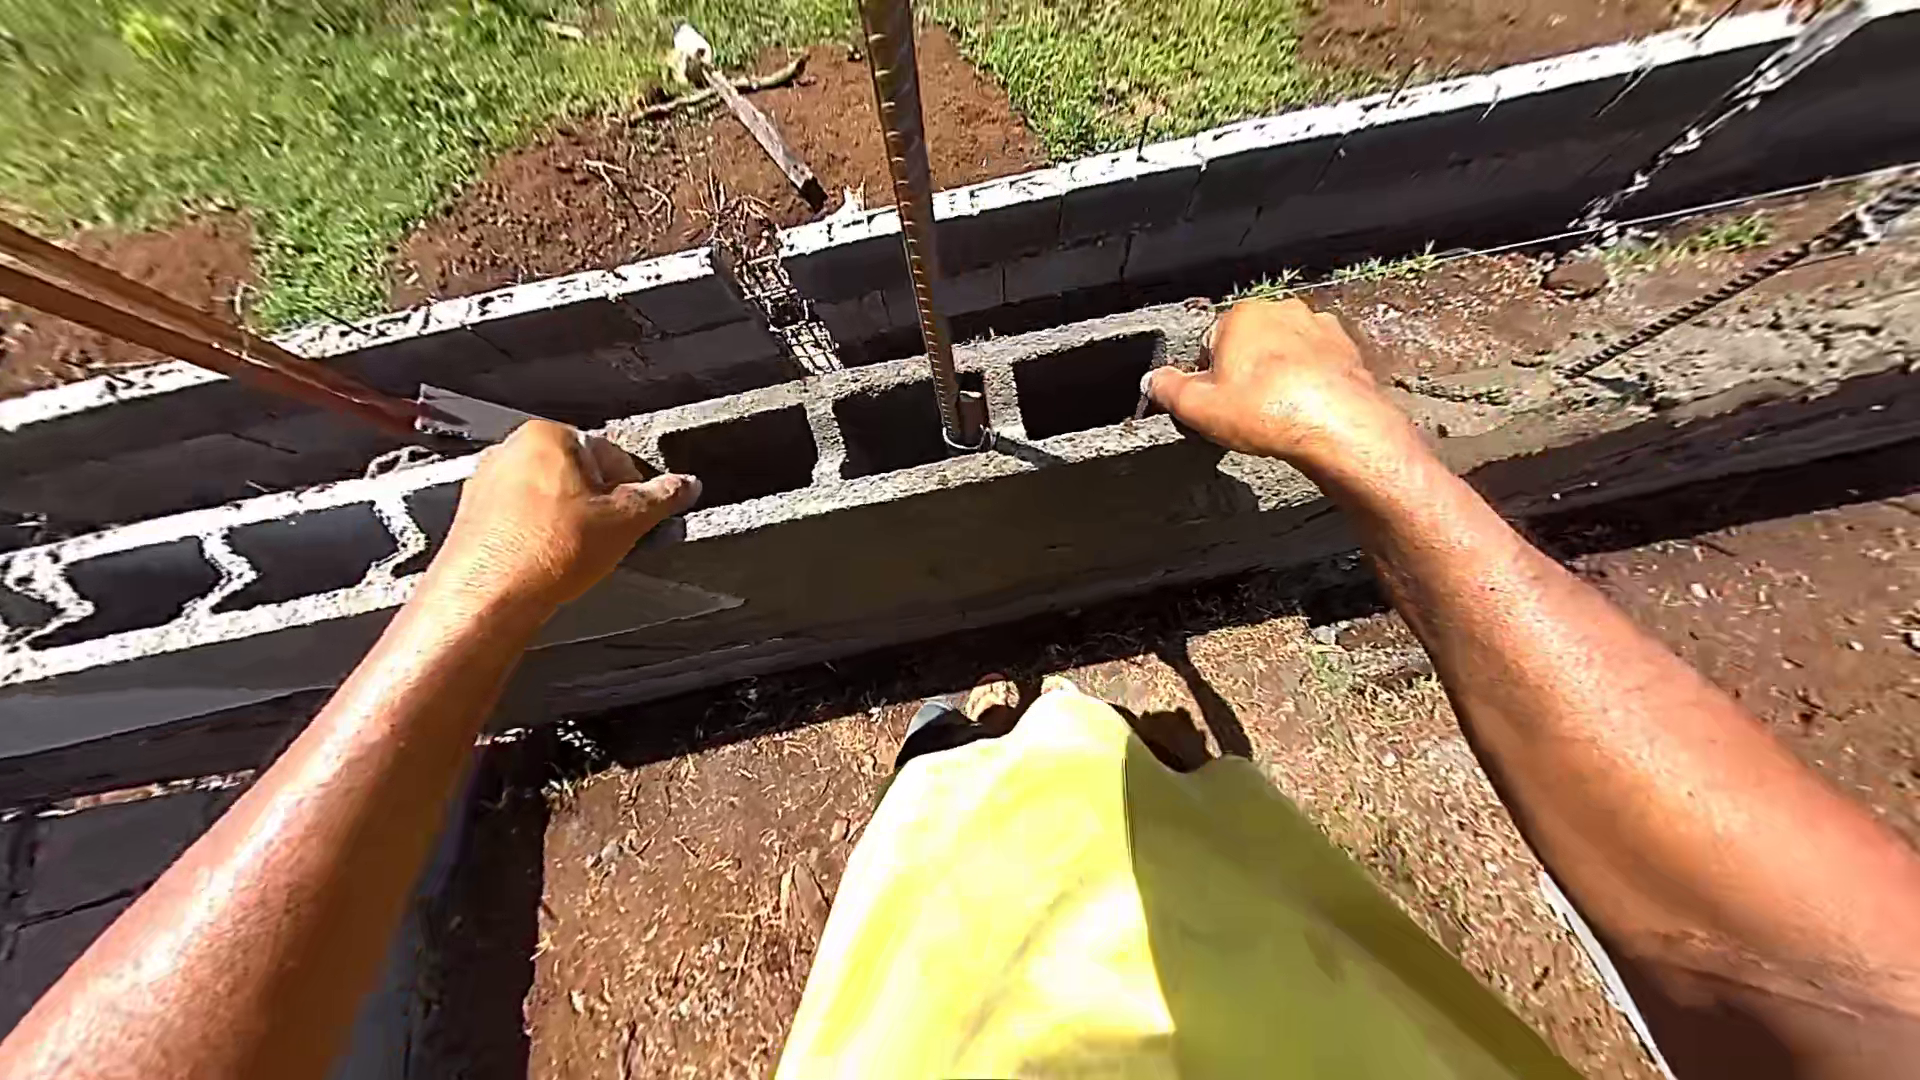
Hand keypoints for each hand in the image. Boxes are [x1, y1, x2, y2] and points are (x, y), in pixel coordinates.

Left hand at [420, 420, 700, 616]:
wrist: (486, 597)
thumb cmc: (544, 553)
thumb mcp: (627, 521)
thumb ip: (663, 497)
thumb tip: (686, 485)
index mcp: (547, 436)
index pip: (614, 453)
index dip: (636, 488)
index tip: (642, 512)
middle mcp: (512, 451)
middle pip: (583, 473)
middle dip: (604, 503)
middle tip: (615, 533)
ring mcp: (489, 482)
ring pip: (556, 494)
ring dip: (578, 519)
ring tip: (585, 549)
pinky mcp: (478, 514)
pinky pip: (529, 514)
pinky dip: (549, 531)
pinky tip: (558, 557)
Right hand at [1144, 298, 1423, 482]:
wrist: (1338, 426)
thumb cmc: (1268, 411)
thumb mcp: (1196, 407)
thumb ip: (1166, 389)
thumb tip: (1153, 380)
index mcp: (1240, 316)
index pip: (1205, 345)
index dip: (1204, 378)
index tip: (1210, 402)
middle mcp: (1280, 311)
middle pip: (1243, 345)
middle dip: (1238, 374)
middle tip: (1239, 411)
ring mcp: (1316, 327)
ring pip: (1277, 353)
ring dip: (1270, 378)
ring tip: (1269, 413)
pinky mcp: (1343, 348)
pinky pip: (1309, 364)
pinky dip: (1301, 382)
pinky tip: (1298, 409)